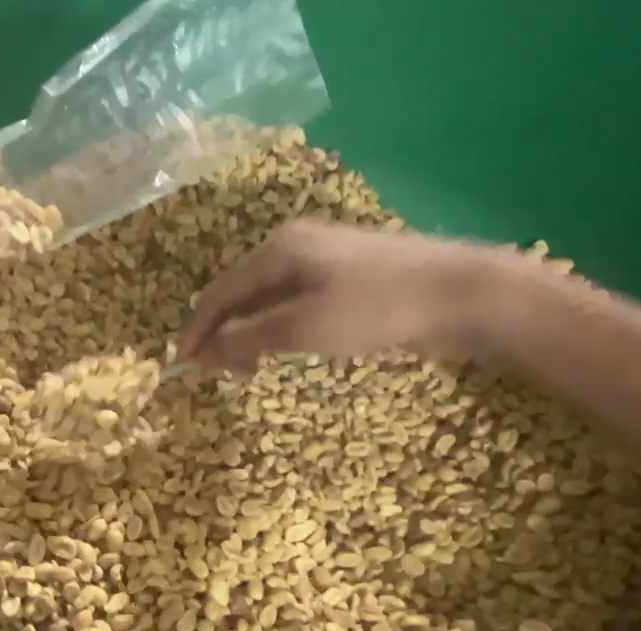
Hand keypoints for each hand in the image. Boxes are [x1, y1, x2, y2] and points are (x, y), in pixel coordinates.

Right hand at [177, 221, 517, 372]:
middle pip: (241, 293)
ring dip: (249, 334)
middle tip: (213, 373)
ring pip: (268, 299)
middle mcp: (295, 247)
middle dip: (222, 332)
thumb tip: (205, 352)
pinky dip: (277, 329)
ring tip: (244, 370)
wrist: (458, 294)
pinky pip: (294, 303)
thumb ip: (248, 339)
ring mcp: (323, 260)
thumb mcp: (303, 327)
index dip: (198, 329)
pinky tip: (283, 350)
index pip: (220, 292)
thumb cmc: (374, 308)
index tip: (181, 365)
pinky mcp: (347, 278)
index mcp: (278, 250)